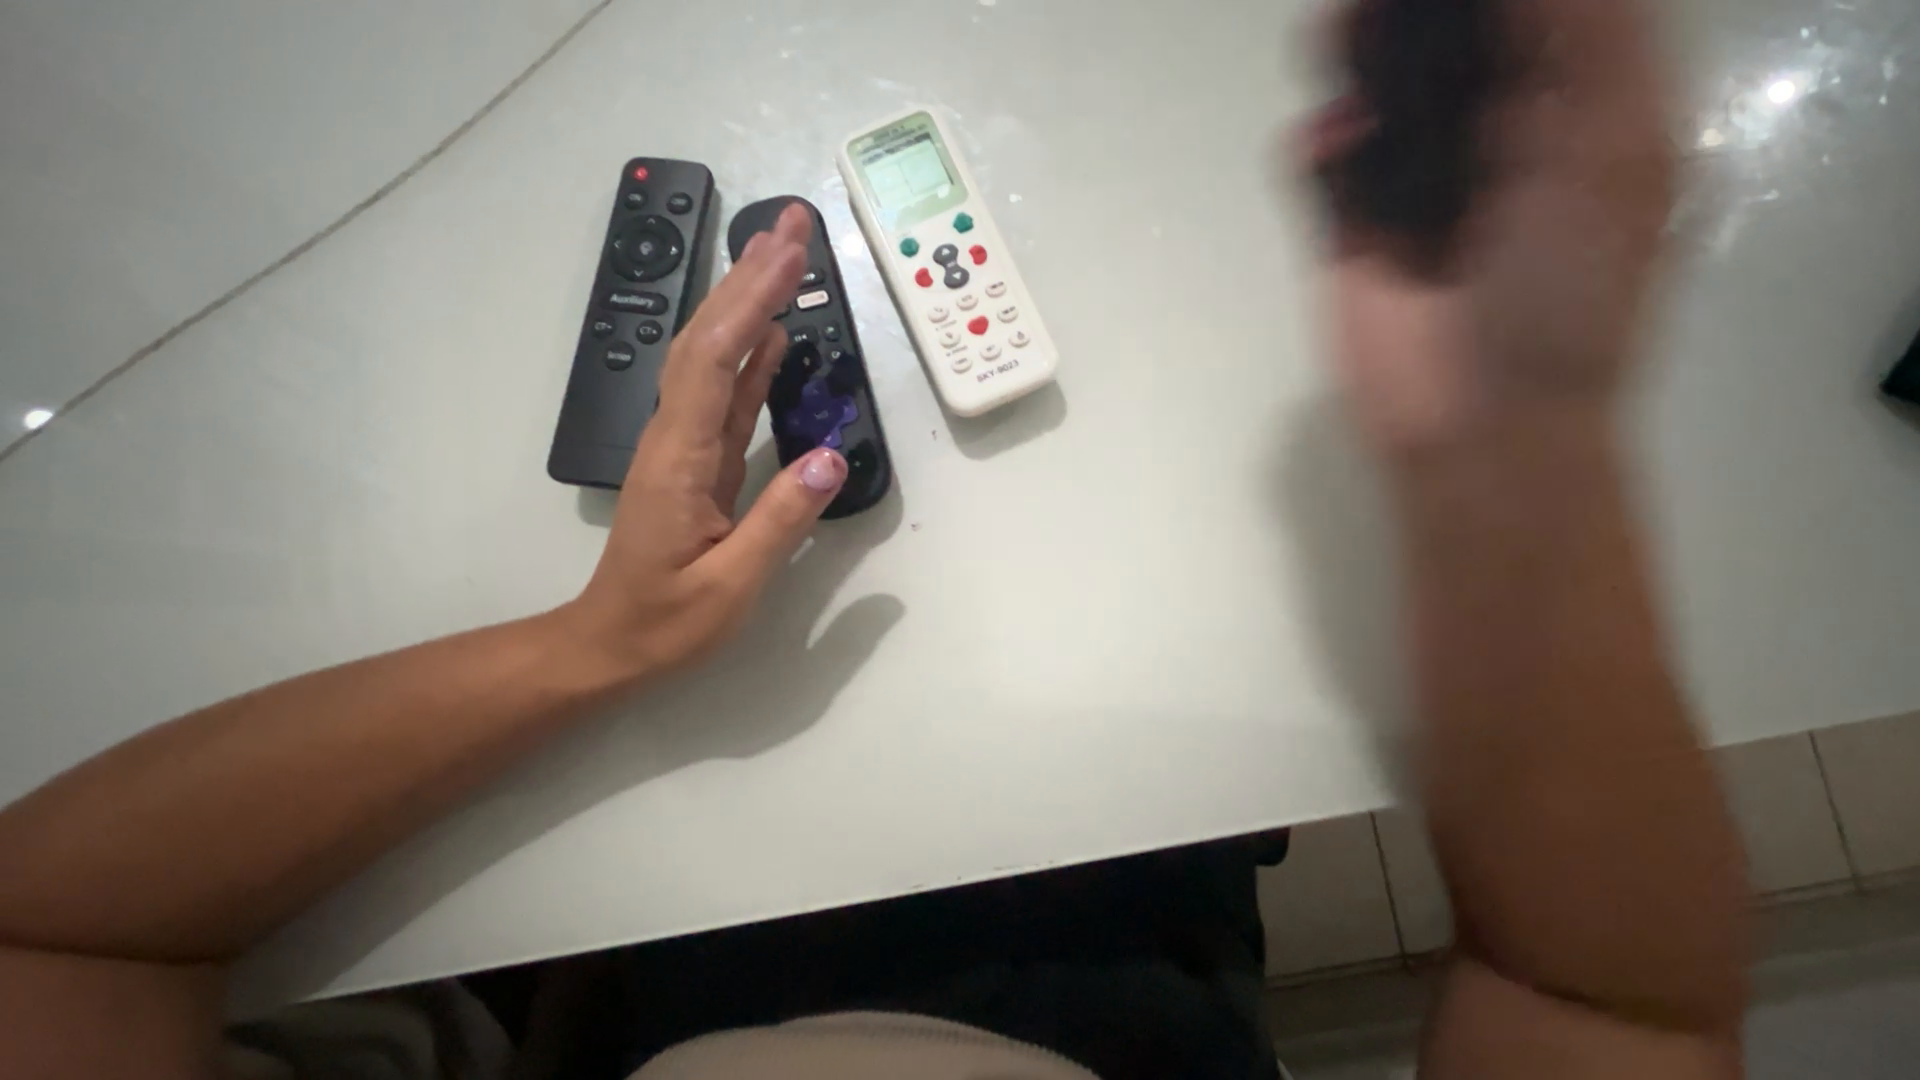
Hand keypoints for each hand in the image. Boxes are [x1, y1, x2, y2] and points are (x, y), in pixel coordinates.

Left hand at [562, 204, 847, 678]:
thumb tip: (828, 460)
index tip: (785, 254)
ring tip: (784, 259)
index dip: (749, 302)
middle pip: (707, 338)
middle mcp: (675, 436)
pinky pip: (725, 393)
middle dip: (747, 277)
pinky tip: (775, 336)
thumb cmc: (665, 620)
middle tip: (788, 226)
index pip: (712, 361)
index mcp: (679, 459)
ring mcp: (685, 445)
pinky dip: (751, 356)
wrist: (611, 641)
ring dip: (748, 304)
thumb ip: (780, 523)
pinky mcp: (698, 459)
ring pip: (714, 357)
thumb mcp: (728, 586)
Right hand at [1309, 0, 1675, 453]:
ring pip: (1378, 106)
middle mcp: (1493, 147)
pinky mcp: (1350, 242)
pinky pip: (1323, 178)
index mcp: (1577, 119)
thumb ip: (1585, 42)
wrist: (1480, 422)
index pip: (1536, 23)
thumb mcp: (1617, 153)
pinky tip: (1319, 140)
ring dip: (1355, 67)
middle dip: (1411, 19)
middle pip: (1447, 55)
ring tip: (1332, 33)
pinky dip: (1312, 150)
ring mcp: (1414, 198)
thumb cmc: (1568, 295)